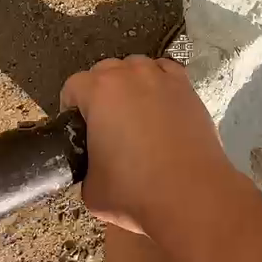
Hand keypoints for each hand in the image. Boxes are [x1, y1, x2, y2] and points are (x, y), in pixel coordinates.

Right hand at [59, 55, 249, 234]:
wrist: (191, 194)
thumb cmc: (135, 192)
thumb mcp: (90, 189)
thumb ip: (84, 164)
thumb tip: (93, 163)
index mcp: (99, 91)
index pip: (73, 86)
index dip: (71, 109)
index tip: (78, 131)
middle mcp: (129, 73)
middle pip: (104, 71)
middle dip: (99, 93)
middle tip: (104, 126)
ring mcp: (160, 75)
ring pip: (134, 67)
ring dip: (129, 85)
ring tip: (134, 115)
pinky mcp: (185, 85)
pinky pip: (163, 72)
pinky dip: (157, 84)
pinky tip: (160, 107)